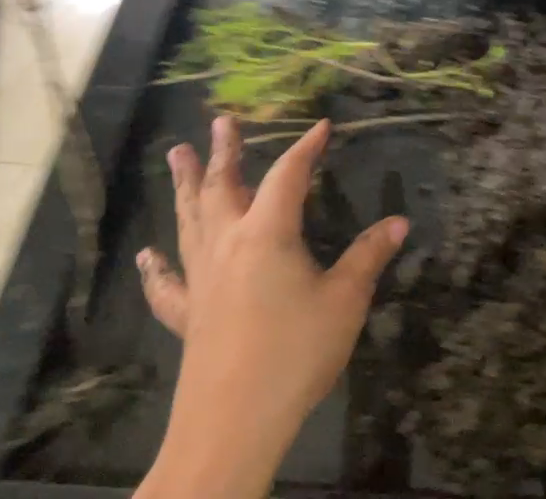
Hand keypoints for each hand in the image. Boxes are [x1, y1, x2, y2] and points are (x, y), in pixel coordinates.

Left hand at [134, 117, 405, 498]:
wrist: (232, 423)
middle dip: (224, 152)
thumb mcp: (346, 300)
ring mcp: (201, 280)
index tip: (321, 126)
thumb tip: (399, 223)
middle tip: (219, 121)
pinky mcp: (187, 314)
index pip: (288, 176)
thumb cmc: (295, 352)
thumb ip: (369, 257)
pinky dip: (156, 266)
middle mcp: (227, 246)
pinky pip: (168, 282)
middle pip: (222, 188)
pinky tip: (146, 255)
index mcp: (267, 234)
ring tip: (176, 156)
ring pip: (189, 221)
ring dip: (185, 186)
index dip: (306, 148)